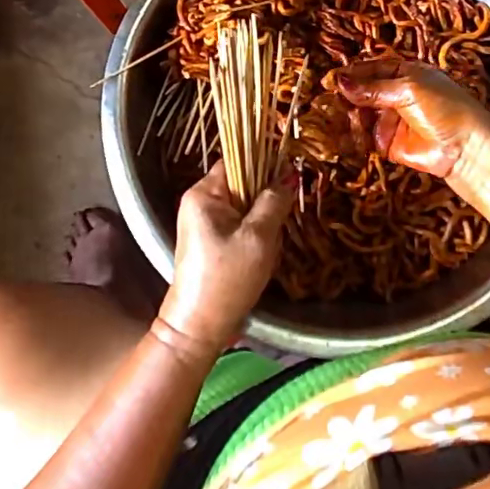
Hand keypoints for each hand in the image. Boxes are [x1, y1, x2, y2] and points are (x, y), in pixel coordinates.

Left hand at [155, 161, 290, 363]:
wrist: (199, 327)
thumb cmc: (227, 280)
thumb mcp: (258, 238)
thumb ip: (274, 202)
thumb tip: (290, 174)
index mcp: (203, 194)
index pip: (236, 161)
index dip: (263, 163)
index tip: (288, 174)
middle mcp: (199, 202)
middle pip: (242, 183)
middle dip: (265, 199)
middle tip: (281, 218)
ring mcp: (203, 222)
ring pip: (244, 206)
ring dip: (262, 220)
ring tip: (270, 242)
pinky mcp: (210, 240)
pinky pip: (239, 224)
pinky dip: (255, 234)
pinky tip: (262, 253)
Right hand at [334, 59, 489, 181]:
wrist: (466, 149)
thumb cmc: (445, 109)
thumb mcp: (408, 89)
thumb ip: (372, 88)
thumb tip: (340, 82)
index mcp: (403, 72)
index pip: (369, 69)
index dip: (350, 74)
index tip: (329, 80)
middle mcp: (393, 93)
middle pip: (360, 91)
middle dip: (344, 95)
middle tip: (326, 100)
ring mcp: (389, 118)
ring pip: (359, 113)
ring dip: (345, 115)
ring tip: (331, 117)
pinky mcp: (385, 142)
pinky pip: (363, 136)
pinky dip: (351, 135)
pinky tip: (339, 133)